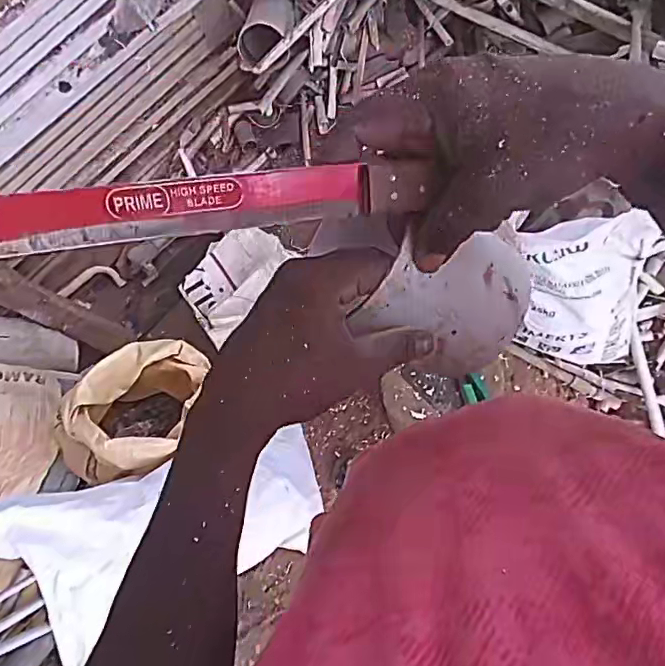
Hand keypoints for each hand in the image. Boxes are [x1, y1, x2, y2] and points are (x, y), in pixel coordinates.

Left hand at [197, 251, 434, 438]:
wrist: (236, 405)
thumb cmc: (295, 382)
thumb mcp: (355, 366)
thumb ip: (395, 347)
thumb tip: (428, 340)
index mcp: (318, 277)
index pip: (373, 259)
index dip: (401, 278)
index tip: (420, 297)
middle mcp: (296, 272)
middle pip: (350, 269)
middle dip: (379, 292)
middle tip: (404, 316)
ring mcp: (279, 289)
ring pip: (330, 284)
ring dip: (355, 303)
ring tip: (378, 329)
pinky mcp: (270, 307)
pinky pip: (311, 297)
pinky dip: (332, 310)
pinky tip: (344, 336)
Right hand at [324, 54, 664, 266]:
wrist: (628, 118)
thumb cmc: (555, 140)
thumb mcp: (490, 193)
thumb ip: (444, 227)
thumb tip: (419, 257)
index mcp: (428, 94)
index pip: (355, 127)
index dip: (335, 167)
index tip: (330, 209)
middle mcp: (436, 91)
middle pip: (381, 142)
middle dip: (382, 188)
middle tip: (391, 227)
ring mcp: (461, 103)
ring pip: (413, 152)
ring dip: (415, 192)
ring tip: (431, 224)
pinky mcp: (481, 119)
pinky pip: (441, 154)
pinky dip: (440, 184)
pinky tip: (457, 209)